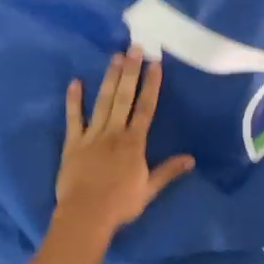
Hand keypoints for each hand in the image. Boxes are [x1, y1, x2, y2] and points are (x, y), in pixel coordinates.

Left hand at [53, 47, 194, 241]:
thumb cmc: (120, 205)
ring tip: (115, 57)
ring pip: (102, 102)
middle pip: (124, 98)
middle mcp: (114, 133)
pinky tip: (75, 82)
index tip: (155, 65)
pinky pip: (73, 118)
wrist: (86, 215)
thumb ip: (168, 172)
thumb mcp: (149, 190)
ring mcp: (91, 136)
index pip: (146, 109)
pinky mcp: (72, 143)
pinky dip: (73, 100)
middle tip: (134, 47)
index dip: (151, 86)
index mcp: (134, 144)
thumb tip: (191, 159)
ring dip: (109, 79)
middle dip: (130, 72)